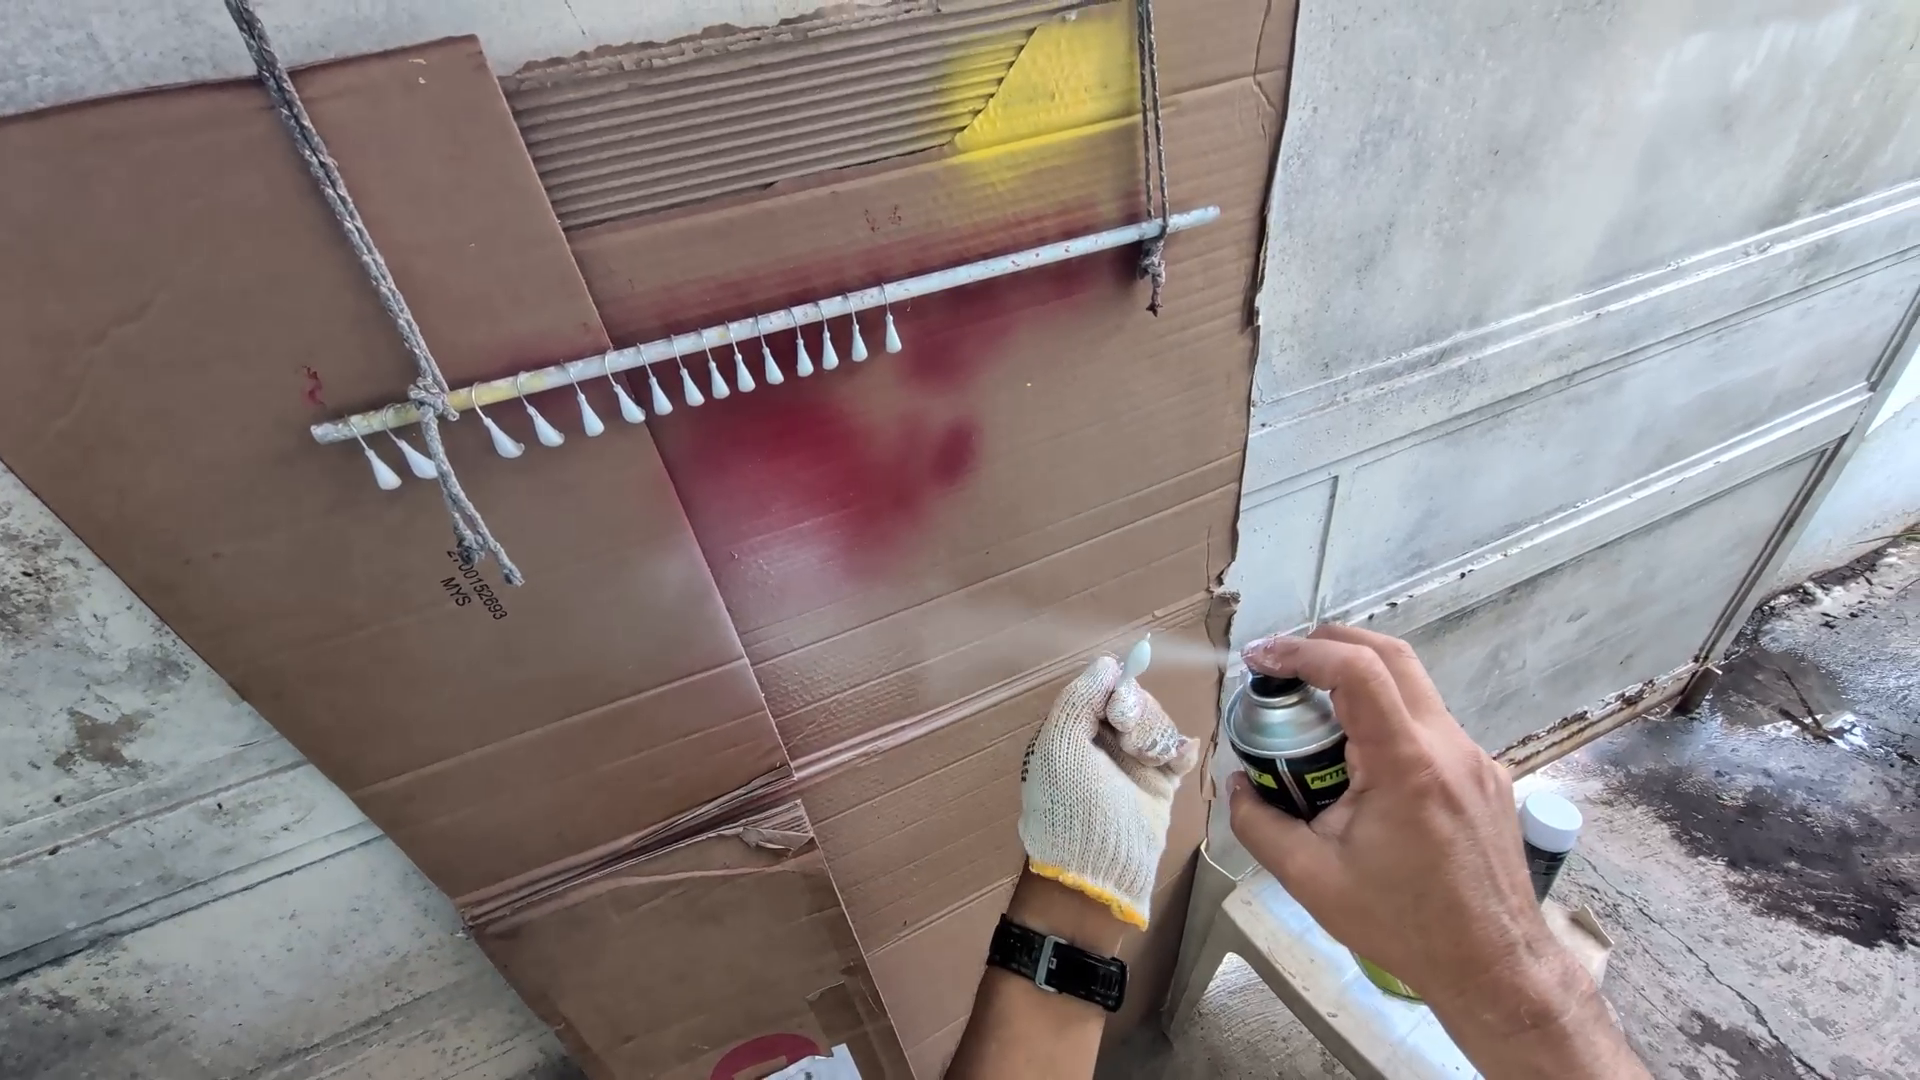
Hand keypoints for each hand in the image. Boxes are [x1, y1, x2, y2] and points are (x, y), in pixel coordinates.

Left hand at [1019, 655, 1200, 929]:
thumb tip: (1107, 663)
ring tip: (1150, 760)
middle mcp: (1103, 740)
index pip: (1105, 687)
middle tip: (1131, 742)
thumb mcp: (1059, 745)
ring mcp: (1133, 762)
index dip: (1118, 690)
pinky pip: (1178, 750)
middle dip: (1140, 715)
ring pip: (1158, 722)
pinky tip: (1178, 761)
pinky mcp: (1159, 784)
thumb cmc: (1069, 807)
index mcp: (1074, 728)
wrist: (1095, 873)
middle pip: (1136, 701)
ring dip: (1157, 735)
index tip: (1119, 710)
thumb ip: (1079, 698)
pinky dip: (1180, 750)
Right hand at [1228, 626, 1641, 1077]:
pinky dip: (1381, 711)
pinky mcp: (1483, 774)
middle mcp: (1447, 747)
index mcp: (1406, 765)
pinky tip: (1354, 754)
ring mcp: (1473, 757)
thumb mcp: (1308, 877)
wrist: (1497, 970)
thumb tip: (1236, 781)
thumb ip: (1256, 822)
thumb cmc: (1403, 924)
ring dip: (1355, 676)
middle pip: (1390, 654)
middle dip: (1327, 641)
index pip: (1356, 670)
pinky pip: (1425, 720)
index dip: (1300, 651)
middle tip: (1280, 662)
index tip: (1259, 660)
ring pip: (1411, 684)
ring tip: (1308, 704)